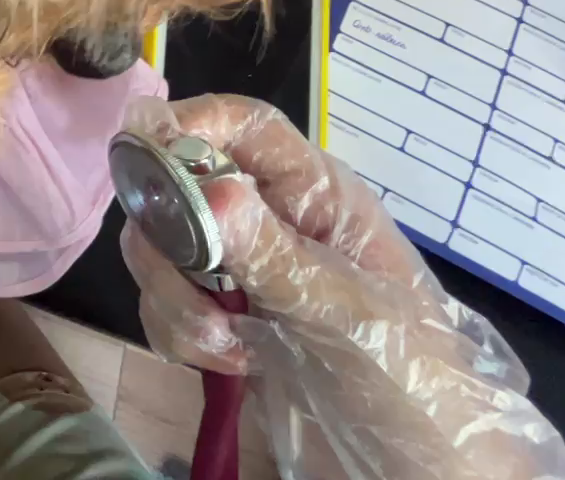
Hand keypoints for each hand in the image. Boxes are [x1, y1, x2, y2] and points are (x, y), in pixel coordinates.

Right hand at [118, 96, 564, 479]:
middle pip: (176, 182)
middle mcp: (264, 216)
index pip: (241, 124)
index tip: (143, 147)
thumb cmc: (414, 386)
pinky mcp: (210, 311)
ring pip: (155, 243)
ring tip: (219, 341)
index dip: (189, 120)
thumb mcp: (347, 317)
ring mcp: (233, 264)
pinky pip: (156, 296)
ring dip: (170, 294)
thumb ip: (274, 254)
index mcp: (312, 195)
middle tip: (184, 276)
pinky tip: (223, 361)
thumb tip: (210, 187)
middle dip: (166, 233)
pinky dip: (174, 329)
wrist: (421, 476)